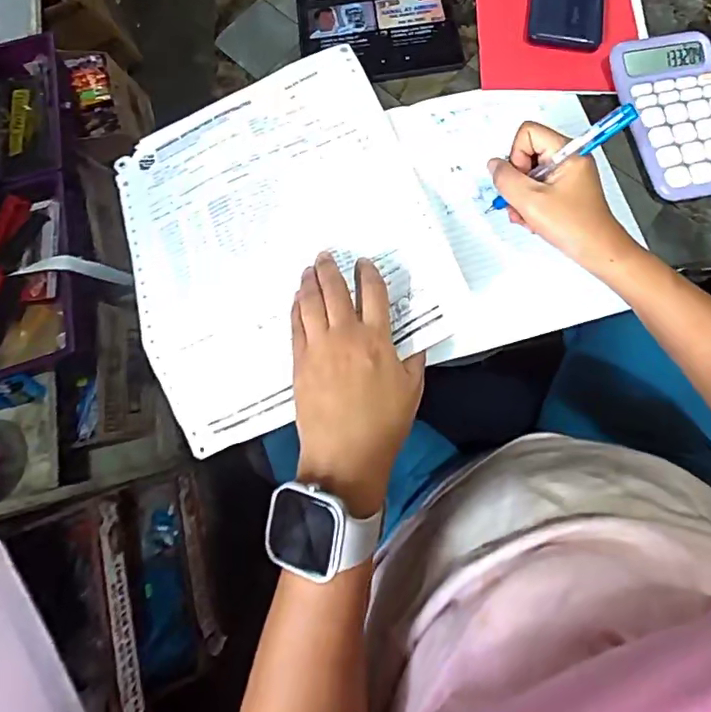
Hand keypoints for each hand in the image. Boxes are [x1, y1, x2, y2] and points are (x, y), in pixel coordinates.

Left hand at [290, 252, 424, 515]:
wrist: (344, 456)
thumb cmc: (384, 424)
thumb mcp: (412, 388)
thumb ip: (413, 358)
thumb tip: (414, 340)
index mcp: (377, 339)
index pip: (373, 293)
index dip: (368, 272)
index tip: (364, 262)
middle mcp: (346, 336)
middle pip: (336, 291)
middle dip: (331, 269)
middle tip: (327, 255)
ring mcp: (319, 348)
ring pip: (311, 304)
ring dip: (310, 282)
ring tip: (310, 269)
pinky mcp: (299, 362)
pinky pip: (296, 326)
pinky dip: (297, 308)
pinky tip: (297, 299)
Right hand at [489, 121, 642, 275]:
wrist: (599, 251)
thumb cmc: (578, 227)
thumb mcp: (530, 201)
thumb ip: (506, 179)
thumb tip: (494, 165)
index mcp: (568, 152)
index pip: (528, 133)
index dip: (516, 156)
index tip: (522, 180)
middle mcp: (569, 159)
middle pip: (527, 154)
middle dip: (518, 181)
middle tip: (522, 200)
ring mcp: (568, 176)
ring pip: (530, 175)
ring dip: (522, 197)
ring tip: (528, 215)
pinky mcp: (566, 191)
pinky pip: (538, 188)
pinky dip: (531, 204)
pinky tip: (534, 220)